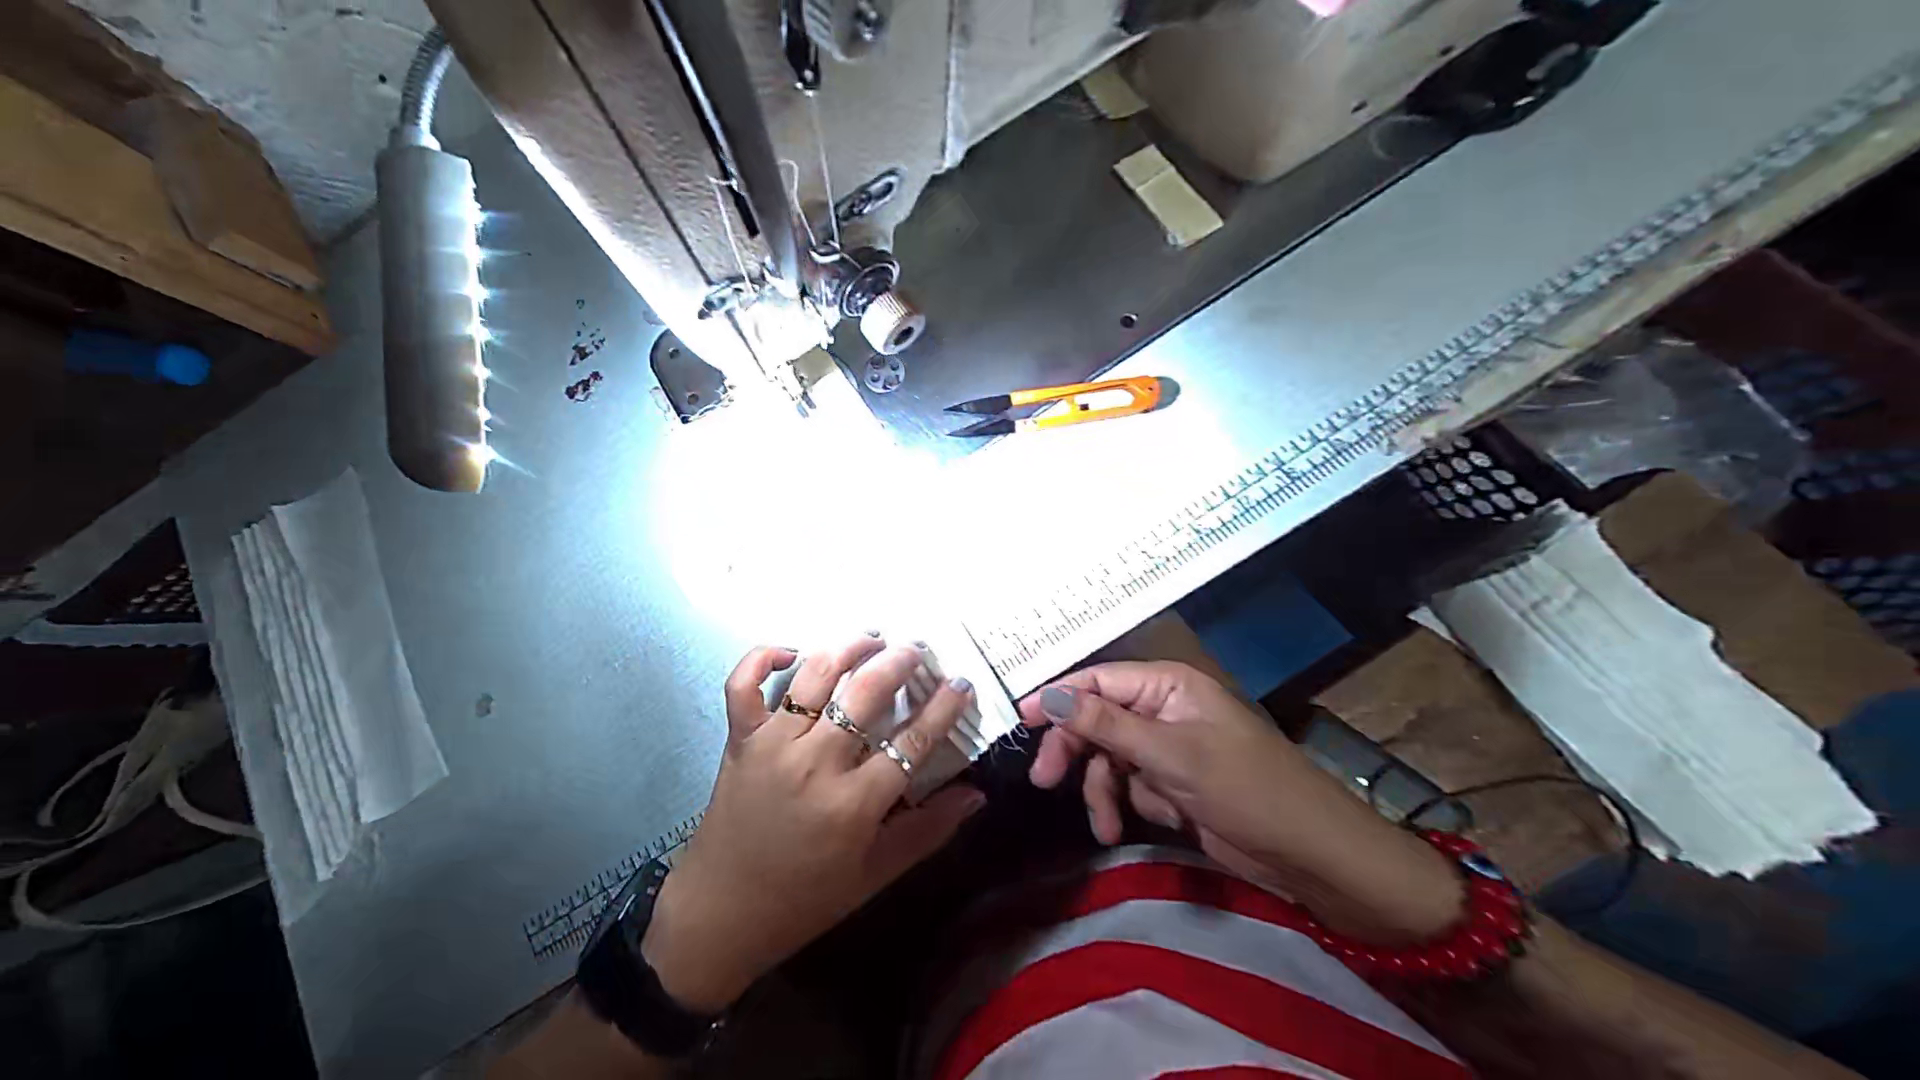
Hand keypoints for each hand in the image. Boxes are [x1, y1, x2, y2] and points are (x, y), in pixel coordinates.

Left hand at [640, 638, 984, 1013]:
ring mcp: (772, 745)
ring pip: (814, 675)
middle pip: (865, 693)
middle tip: (919, 649)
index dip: (944, 709)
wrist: (721, 914)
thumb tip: (977, 794)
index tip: (962, 683)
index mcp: (852, 805)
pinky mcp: (739, 739)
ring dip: (848, 648)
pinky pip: (744, 684)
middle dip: (900, 662)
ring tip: (872, 640)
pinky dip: (764, 657)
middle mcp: (813, 764)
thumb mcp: (874, 875)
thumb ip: (928, 830)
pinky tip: (792, 651)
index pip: (911, 743)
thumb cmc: (804, 899)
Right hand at [1019, 661, 1463, 943]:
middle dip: (1075, 750)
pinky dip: (1122, 806)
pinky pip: (1128, 786)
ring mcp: (1167, 749)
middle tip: (1044, 779)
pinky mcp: (1172, 784)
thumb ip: (1106, 724)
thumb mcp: (1169, 755)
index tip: (1021, 719)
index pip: (1100, 680)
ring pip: (1109, 759)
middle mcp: (1163, 709)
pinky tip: (1124, 828)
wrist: (1309, 854)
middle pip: (1097, 720)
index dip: (1058, 696)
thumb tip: (1051, 695)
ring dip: (1101, 790)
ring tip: (1106, 824)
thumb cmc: (1244, 788)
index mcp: (1168, 685)